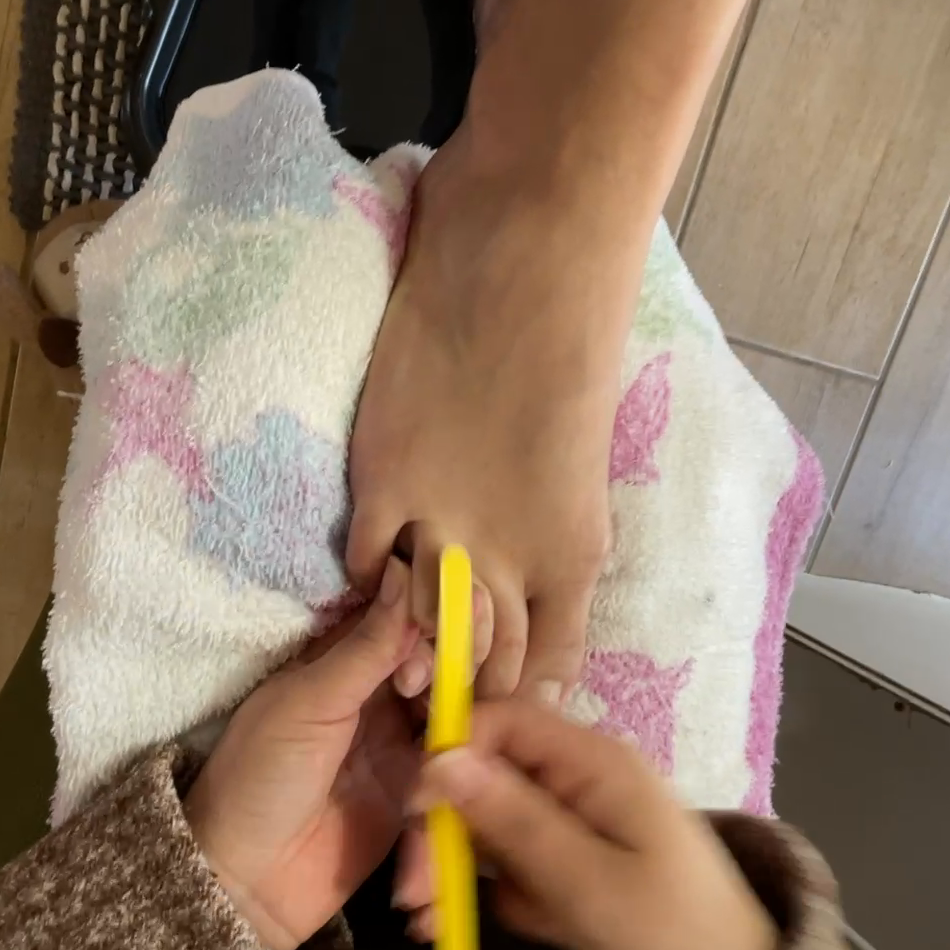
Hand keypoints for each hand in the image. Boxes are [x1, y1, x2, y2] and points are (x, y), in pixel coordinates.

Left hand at [185, 560, 426, 949]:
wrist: (247, 883)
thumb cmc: (262, 776)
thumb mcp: (309, 703)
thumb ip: (365, 647)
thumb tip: (401, 570)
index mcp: (346, 659)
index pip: (406, 615)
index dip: (428, 617)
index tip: (425, 641)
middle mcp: (382, 692)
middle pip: (444, 660)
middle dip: (449, 669)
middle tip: (417, 696)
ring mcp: (405, 741)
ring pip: (459, 711)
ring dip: (459, 723)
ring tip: (432, 752)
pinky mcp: (423, 791)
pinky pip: (459, 768)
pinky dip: (461, 773)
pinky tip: (446, 780)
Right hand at [346, 152, 634, 702]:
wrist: (535, 247)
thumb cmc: (581, 334)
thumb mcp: (583, 452)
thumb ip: (551, 522)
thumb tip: (517, 558)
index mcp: (576, 550)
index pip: (550, 660)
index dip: (524, 690)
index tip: (501, 698)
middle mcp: (511, 556)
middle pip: (484, 659)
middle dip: (466, 690)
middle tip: (441, 702)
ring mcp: (441, 522)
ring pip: (421, 626)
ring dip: (410, 652)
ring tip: (399, 670)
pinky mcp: (383, 480)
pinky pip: (366, 565)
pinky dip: (367, 584)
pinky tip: (367, 584)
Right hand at [410, 700, 777, 949]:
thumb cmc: (672, 939)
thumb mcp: (589, 884)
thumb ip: (514, 819)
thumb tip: (440, 760)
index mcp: (591, 760)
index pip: (504, 722)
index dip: (451, 752)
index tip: (413, 809)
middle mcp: (573, 775)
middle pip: (485, 775)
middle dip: (443, 829)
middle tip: (413, 895)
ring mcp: (565, 813)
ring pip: (485, 819)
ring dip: (451, 865)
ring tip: (431, 924)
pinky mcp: (560, 850)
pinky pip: (503, 854)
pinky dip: (479, 886)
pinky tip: (461, 922)